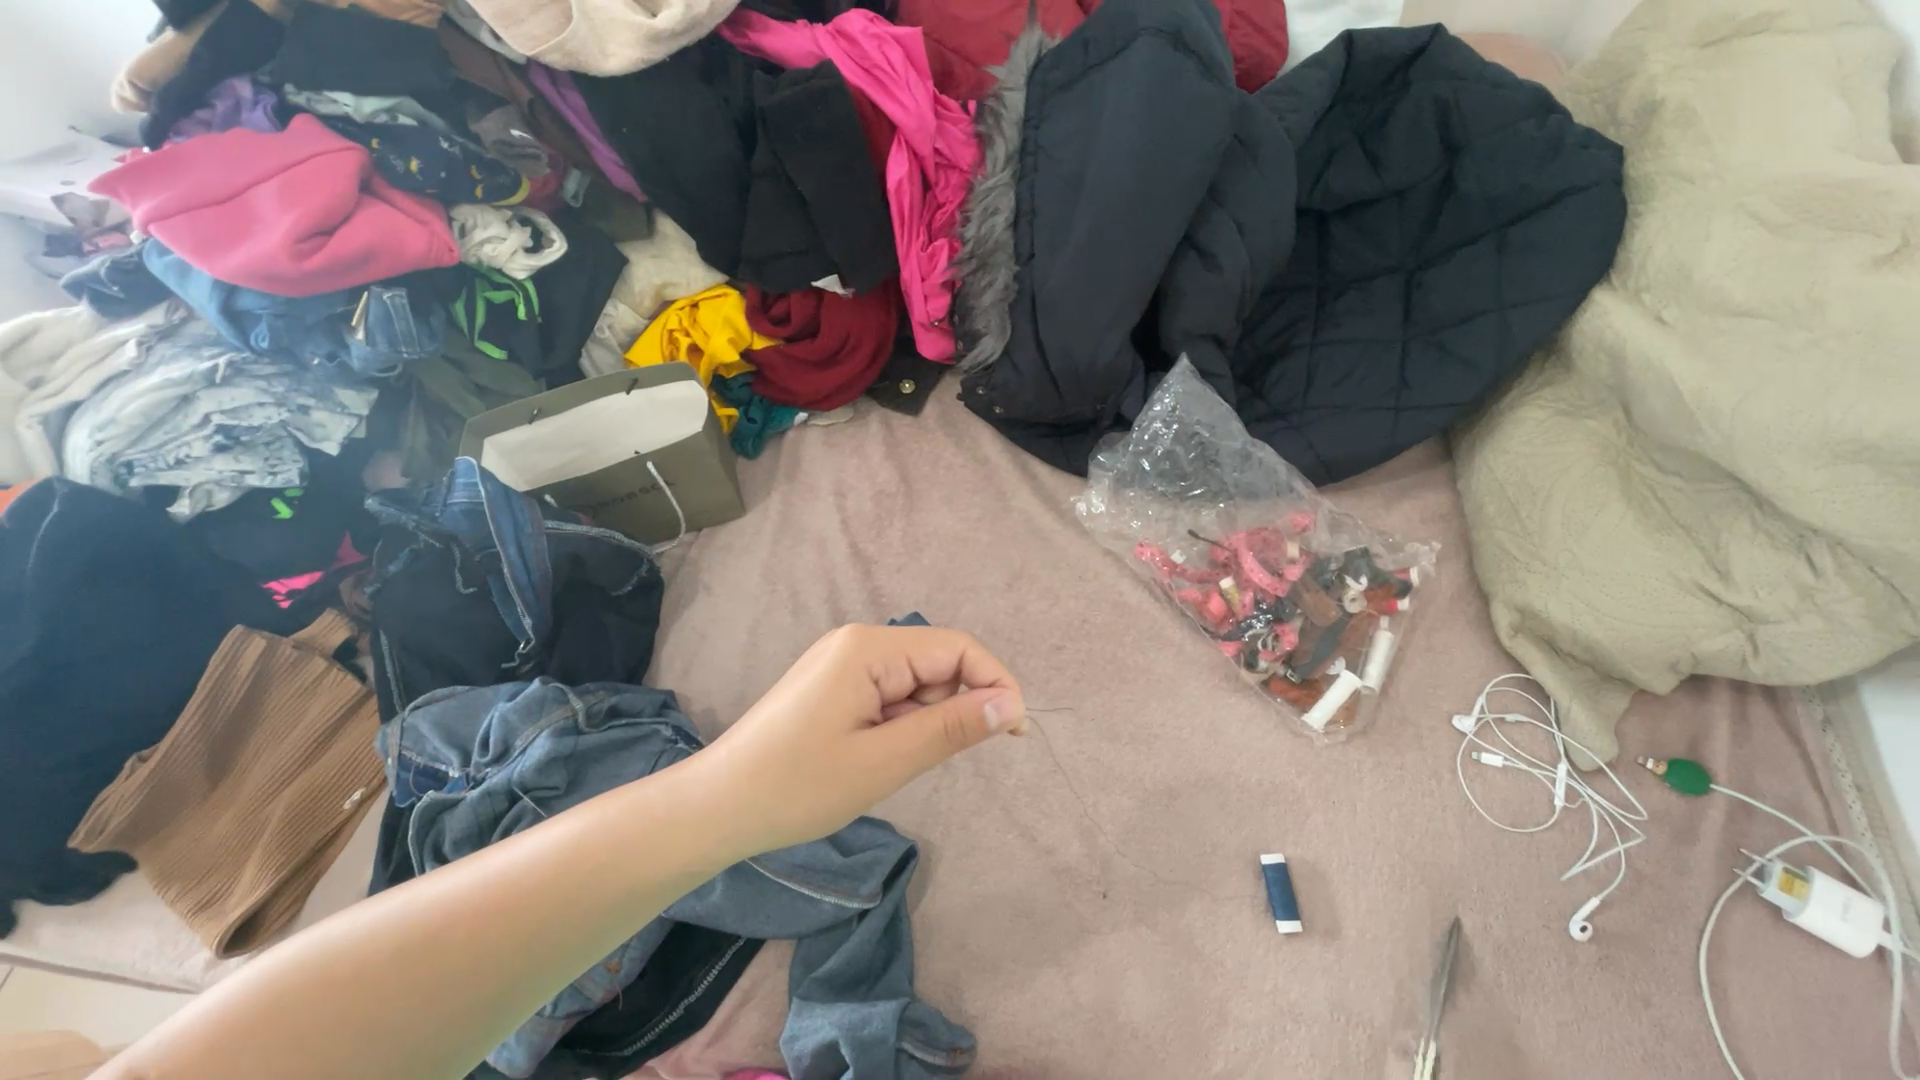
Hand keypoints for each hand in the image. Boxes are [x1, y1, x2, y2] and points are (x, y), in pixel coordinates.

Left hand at [686, 624, 1026, 855]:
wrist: (716, 808)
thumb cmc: (798, 787)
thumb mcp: (885, 762)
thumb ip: (952, 728)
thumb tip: (1012, 705)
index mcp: (869, 648)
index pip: (957, 648)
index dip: (995, 683)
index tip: (1016, 734)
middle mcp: (856, 642)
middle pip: (936, 662)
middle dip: (953, 706)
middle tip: (930, 758)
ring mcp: (840, 662)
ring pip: (914, 682)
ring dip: (923, 720)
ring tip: (886, 762)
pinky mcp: (832, 685)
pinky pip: (888, 694)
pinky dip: (899, 724)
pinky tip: (875, 755)